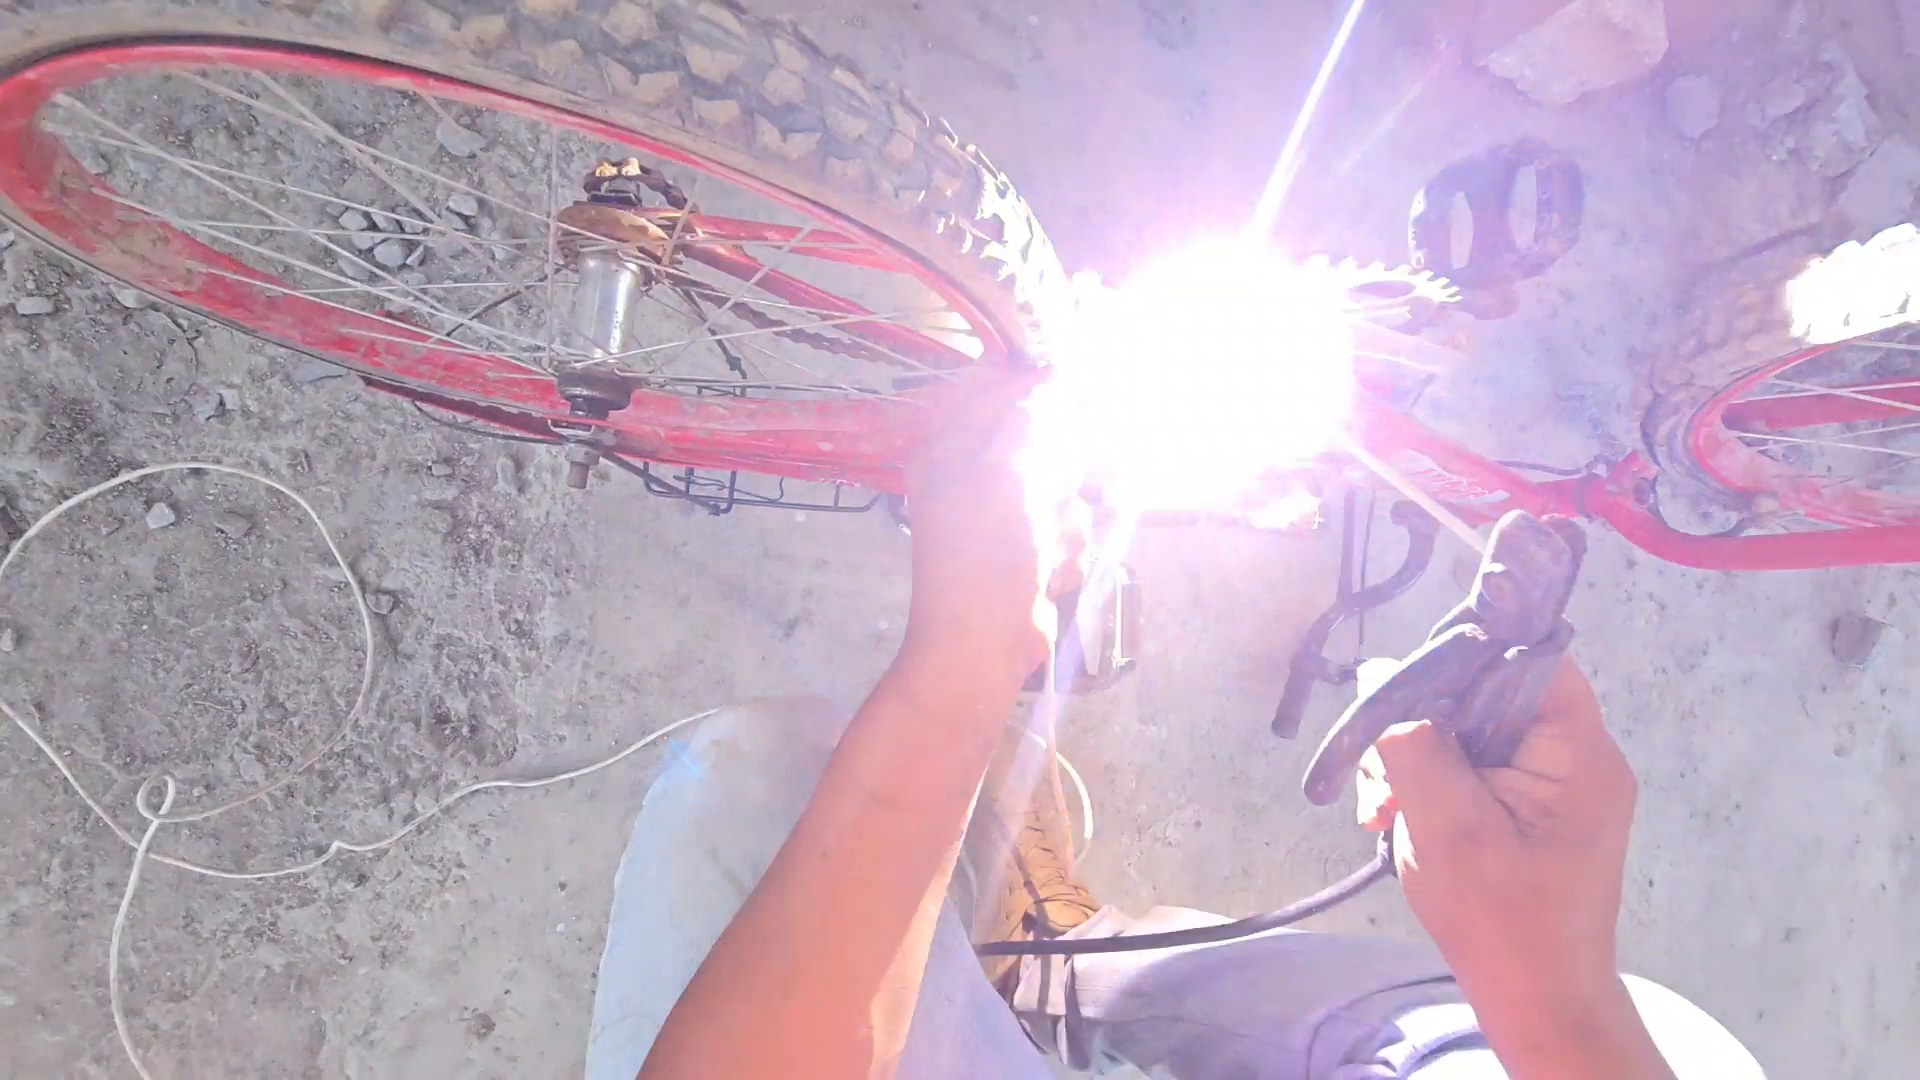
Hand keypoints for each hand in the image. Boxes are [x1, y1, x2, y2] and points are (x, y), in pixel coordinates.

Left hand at [900, 376, 1087, 689]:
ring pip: (1064, 494)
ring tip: (1040, 555)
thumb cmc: (984, 557)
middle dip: (1054, 479)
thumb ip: (1024, 427)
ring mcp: (1006, 522)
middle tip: (1045, 503)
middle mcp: (975, 482)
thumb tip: (1044, 385)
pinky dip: (1063, 556)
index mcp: (949, 457)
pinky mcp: (1031, 554)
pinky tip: (1046, 579)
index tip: (1071, 378)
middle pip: (1039, 448)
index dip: (1030, 386)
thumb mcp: (1000, 480)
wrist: (984, 644)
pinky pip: (1068, 534)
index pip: (990, 397)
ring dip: (1061, 526)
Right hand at [1355, 661, 1637, 1017]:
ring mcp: (1537, 778)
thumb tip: (1377, 673)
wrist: (1529, 995)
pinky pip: (1452, 760)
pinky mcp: (1510, 798)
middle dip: (1415, 723)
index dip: (1469, 653)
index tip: (1408, 678)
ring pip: (1454, 727)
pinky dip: (1413, 780)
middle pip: (1478, 693)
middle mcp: (1564, 755)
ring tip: (1383, 808)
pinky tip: (1389, 815)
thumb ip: (1410, 739)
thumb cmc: (1499, 914)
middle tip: (1382, 771)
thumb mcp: (1445, 820)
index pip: (1532, 661)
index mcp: (1576, 754)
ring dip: (1403, 758)